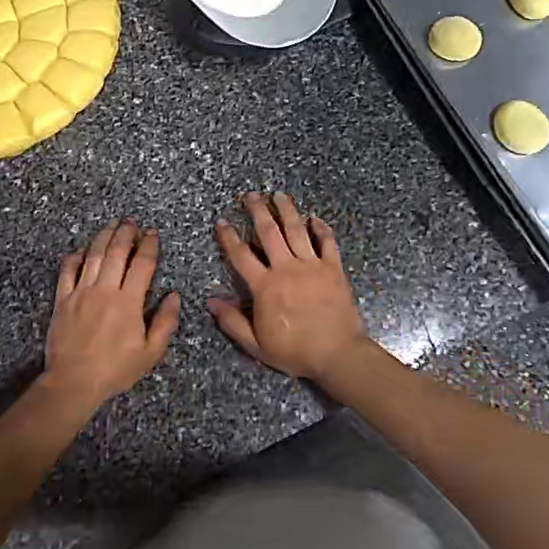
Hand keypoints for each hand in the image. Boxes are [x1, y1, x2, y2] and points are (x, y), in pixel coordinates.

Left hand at [43, 221, 180, 407]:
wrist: (73, 381)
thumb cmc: (115, 370)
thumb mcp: (150, 352)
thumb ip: (165, 322)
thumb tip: (173, 296)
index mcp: (128, 302)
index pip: (142, 264)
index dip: (149, 245)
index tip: (152, 234)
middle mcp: (104, 291)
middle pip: (116, 252)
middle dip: (126, 233)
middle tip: (131, 223)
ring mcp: (80, 293)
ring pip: (93, 255)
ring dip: (103, 237)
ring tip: (111, 226)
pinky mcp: (62, 300)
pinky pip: (67, 271)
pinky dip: (75, 256)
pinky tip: (81, 250)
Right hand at [208, 192, 367, 382]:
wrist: (337, 354)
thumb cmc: (295, 352)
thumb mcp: (256, 344)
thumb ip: (232, 322)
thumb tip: (211, 301)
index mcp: (265, 286)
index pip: (241, 255)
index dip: (229, 237)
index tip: (222, 222)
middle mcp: (287, 269)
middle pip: (269, 232)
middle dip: (258, 211)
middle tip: (251, 195)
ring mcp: (312, 266)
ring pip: (297, 230)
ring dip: (287, 210)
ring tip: (279, 195)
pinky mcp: (333, 269)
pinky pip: (327, 242)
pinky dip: (321, 228)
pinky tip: (315, 218)